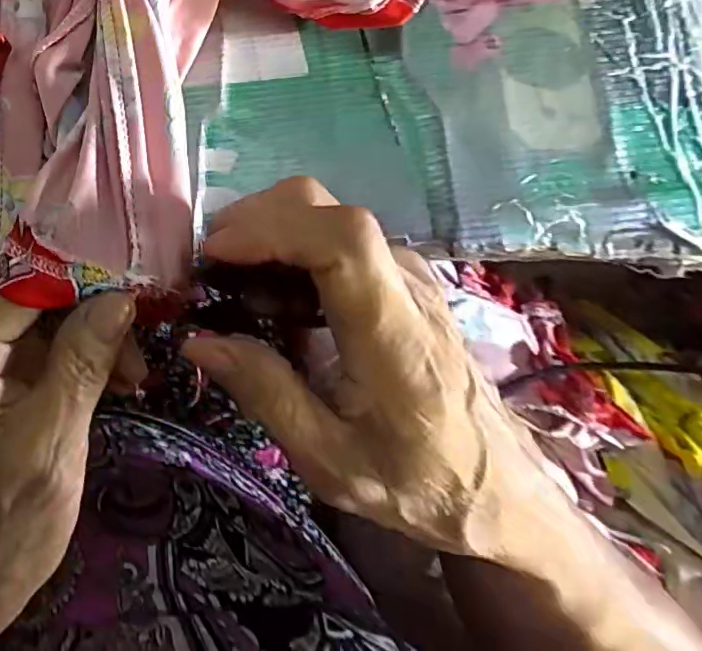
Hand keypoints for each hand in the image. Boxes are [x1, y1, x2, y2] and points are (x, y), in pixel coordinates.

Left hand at [0, 289, 135, 644]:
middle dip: (91, 304)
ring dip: (100, 334)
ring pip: (54, 317)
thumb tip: (119, 298)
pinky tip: (124, 379)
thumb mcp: (52, 440)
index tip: (125, 265)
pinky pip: (60, 344)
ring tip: (136, 372)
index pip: (14, 286)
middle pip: (35, 295)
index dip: (67, 269)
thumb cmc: (11, 516)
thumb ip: (81, 363)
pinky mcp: (20, 375)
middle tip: (143, 321)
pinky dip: (94, 354)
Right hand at [181, 177, 569, 565]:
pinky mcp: (400, 277)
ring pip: (326, 211)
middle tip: (207, 263)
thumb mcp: (332, 463)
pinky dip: (287, 241)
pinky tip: (270, 290)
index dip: (270, 230)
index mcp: (394, 334)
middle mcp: (406, 287)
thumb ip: (265, 394)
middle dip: (253, 219)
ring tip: (231, 277)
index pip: (341, 240)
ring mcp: (407, 275)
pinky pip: (334, 234)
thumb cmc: (420, 483)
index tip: (215, 254)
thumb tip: (196, 339)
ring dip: (266, 228)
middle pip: (325, 207)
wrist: (506, 494)